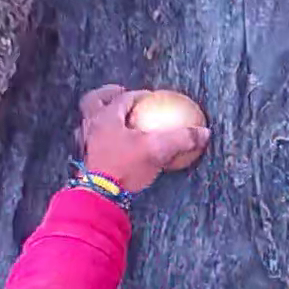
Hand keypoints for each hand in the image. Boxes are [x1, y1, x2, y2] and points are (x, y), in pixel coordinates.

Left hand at [76, 85, 209, 193]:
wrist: (101, 194)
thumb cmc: (126, 167)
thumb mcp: (158, 150)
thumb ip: (182, 139)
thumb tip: (204, 133)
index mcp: (107, 117)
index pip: (124, 98)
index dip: (139, 95)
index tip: (151, 97)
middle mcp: (91, 126)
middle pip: (94, 101)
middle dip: (107, 95)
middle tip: (119, 93)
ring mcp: (85, 142)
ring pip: (87, 121)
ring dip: (98, 117)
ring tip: (112, 119)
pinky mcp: (85, 160)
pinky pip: (89, 142)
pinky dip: (97, 139)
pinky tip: (108, 145)